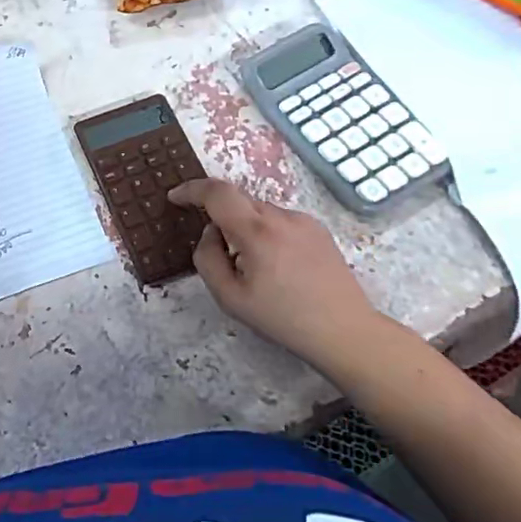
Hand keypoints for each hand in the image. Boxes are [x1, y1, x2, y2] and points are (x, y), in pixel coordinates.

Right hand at [170, 178, 385, 369]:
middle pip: (237, 199)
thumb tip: (211, 233)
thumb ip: (207, 258)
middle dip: (219, 216)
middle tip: (220, 251)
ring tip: (255, 267)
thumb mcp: (230, 298)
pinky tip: (278, 265)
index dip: (191, 189)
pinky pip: (279, 220)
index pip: (216, 192)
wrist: (346, 332)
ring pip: (258, 210)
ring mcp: (302, 220)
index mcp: (256, 232)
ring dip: (244, 226)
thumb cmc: (283, 318)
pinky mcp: (318, 229)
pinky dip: (266, 232)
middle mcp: (280, 216)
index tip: (175, 197)